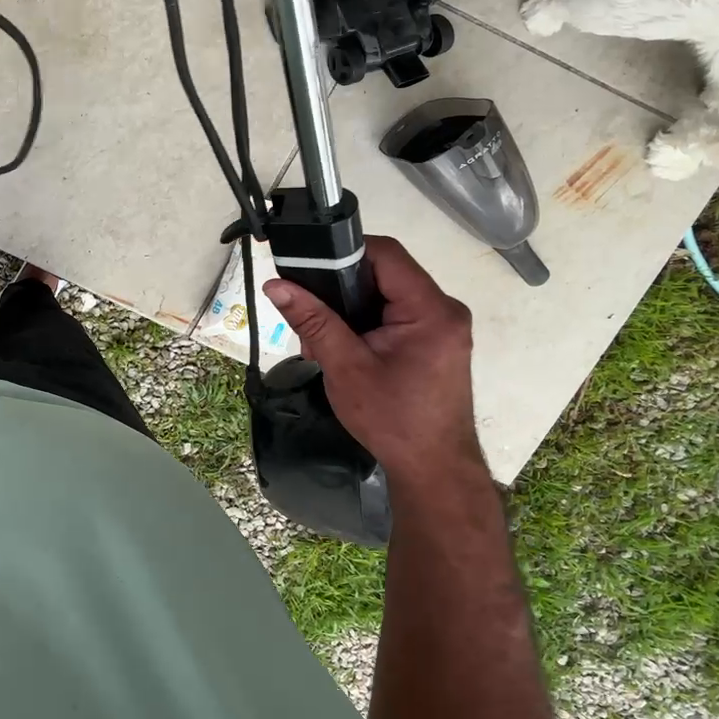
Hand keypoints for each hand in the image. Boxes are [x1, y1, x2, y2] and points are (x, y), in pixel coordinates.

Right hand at [262, 236, 483, 483]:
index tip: (305, 264)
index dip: (344, 251)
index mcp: (431, 311)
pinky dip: (361, 323)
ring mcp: (440, 327)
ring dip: (347, 308)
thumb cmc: (392, 418)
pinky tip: (338, 346)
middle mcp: (443, 311)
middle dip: (339, 287)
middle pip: (384, 273)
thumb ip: (312, 320)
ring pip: (384, 295)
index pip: (387, 255)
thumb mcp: (345, 366)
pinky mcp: (432, 342)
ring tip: (319, 337)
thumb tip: (276, 284)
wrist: (433, 468)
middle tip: (306, 310)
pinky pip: (391, 315)